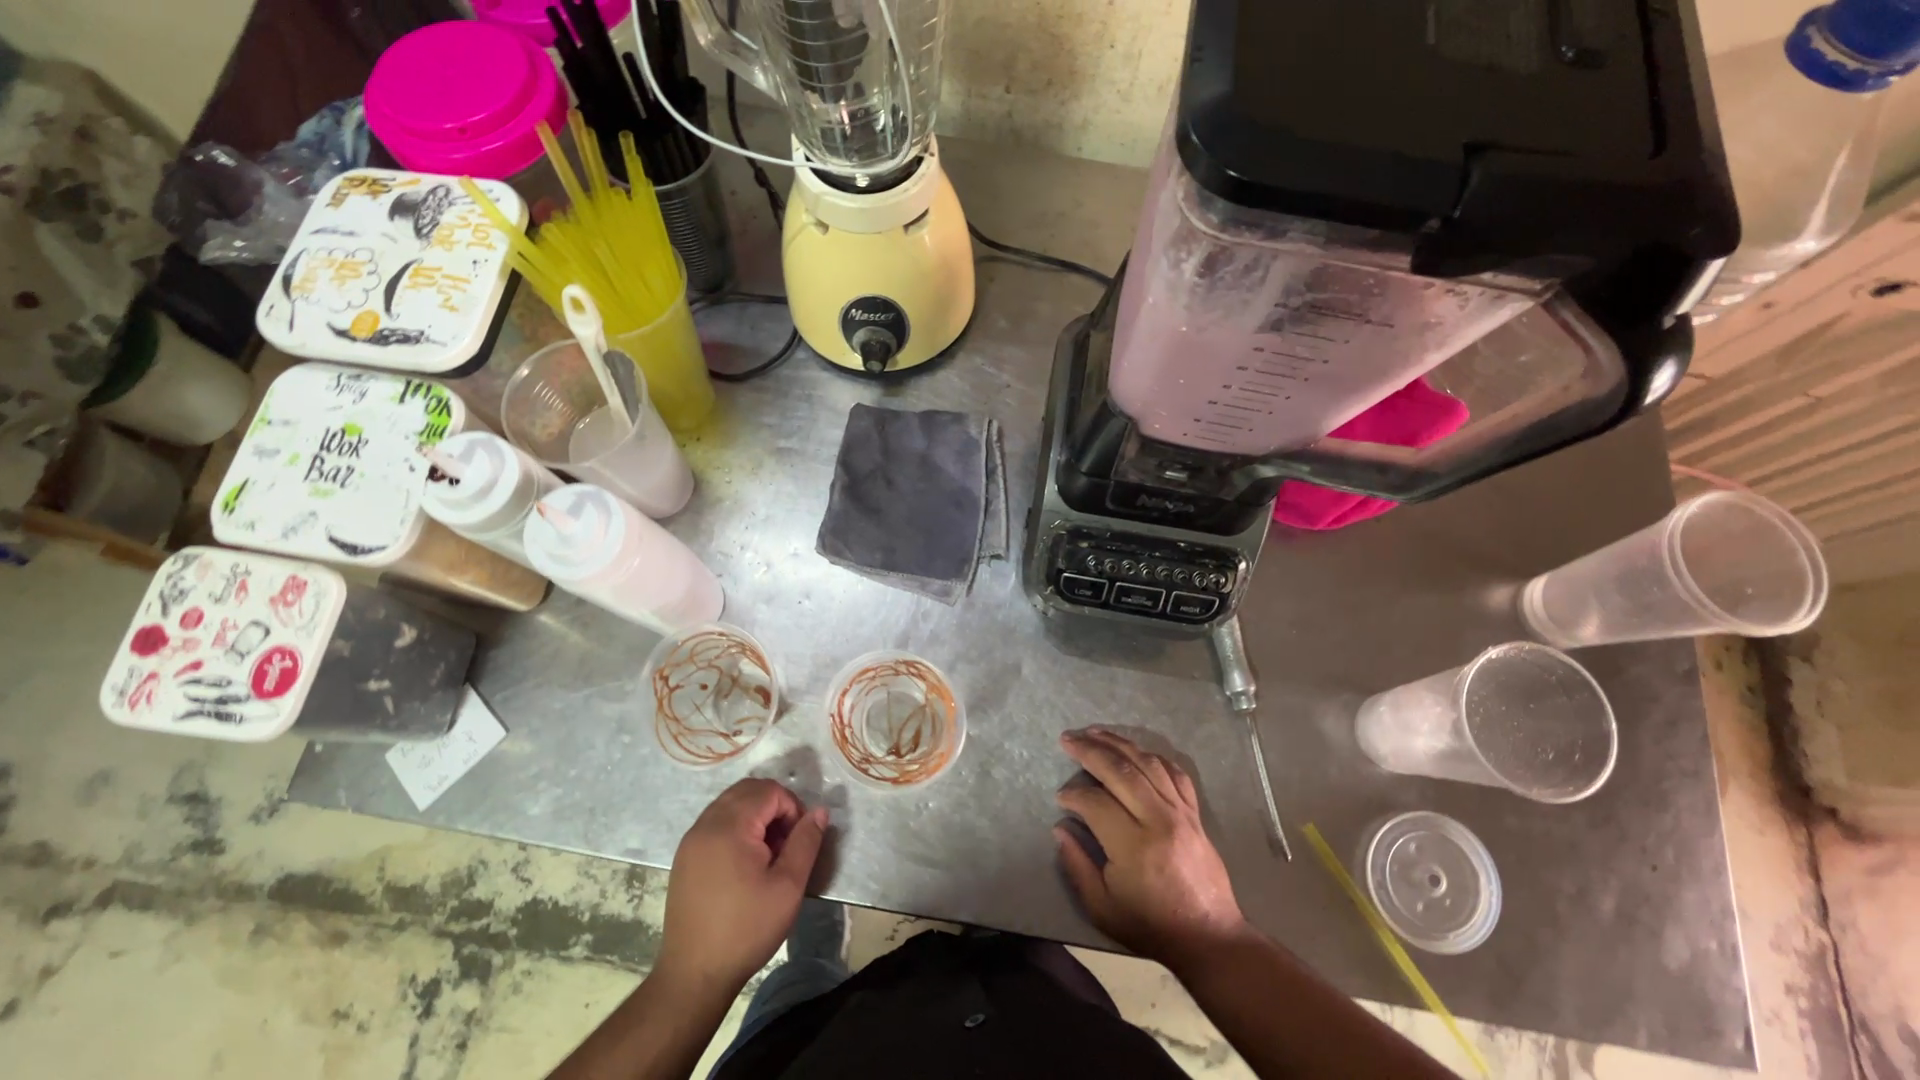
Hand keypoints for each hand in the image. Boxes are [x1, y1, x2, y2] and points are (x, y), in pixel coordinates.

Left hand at [657, 779, 828, 991]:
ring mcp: (691, 840)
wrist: (695, 972)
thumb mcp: (788, 886)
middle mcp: (705, 824)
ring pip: (730, 805)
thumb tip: (820, 811)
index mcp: (729, 826)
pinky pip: (715, 824)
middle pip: (747, 791)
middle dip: (775, 807)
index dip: (793, 808)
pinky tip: (747, 866)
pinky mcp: (685, 858)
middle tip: (787, 845)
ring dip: (756, 818)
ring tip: (770, 857)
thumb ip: (806, 842)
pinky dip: (737, 830)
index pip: (769, 791)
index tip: (799, 842)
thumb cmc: (747, 928)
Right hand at [1054, 728, 1250, 963]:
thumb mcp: (1102, 906)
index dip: (1073, 795)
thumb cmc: (1150, 926)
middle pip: (1121, 770)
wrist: (1209, 937)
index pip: (1096, 802)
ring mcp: (1182, 813)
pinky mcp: (1195, 814)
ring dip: (1119, 744)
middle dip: (1090, 751)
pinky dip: (1153, 757)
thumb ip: (1077, 864)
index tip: (1061, 798)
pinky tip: (1135, 751)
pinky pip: (1175, 773)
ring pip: (1149, 763)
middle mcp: (1160, 820)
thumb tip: (1061, 828)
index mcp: (1134, 846)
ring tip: (1094, 733)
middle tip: (1067, 739)